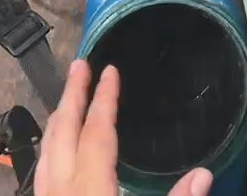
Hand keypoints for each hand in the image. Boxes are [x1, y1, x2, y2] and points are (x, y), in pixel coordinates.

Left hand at [33, 59, 212, 195]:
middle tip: (79, 64)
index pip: (97, 134)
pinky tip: (57, 152)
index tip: (110, 69)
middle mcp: (61, 192)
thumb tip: (204, 173)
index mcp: (90, 189)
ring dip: (58, 121)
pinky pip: (42, 174)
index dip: (104, 100)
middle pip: (63, 134)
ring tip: (68, 98)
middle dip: (72, 96)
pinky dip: (50, 150)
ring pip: (45, 154)